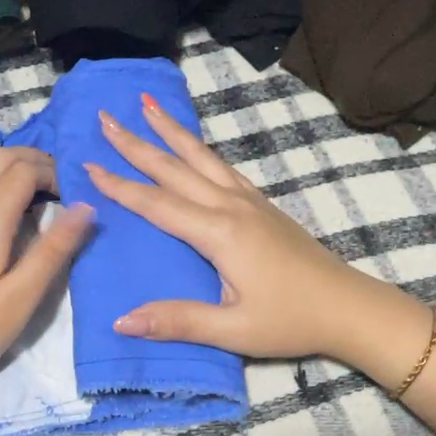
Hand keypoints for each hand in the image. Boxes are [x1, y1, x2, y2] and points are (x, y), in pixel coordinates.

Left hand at [0, 147, 93, 393]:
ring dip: (11, 163)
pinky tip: (4, 203)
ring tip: (36, 190)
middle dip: (35, 160)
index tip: (72, 197)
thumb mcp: (21, 298)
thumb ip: (54, 249)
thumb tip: (86, 208)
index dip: (54, 173)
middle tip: (60, 187)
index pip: (24, 169)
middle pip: (1, 156)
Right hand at [86, 96, 427, 367]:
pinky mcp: (261, 204)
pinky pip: (221, 166)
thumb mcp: (234, 331)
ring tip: (147, 105)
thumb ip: (178, 321)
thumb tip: (121, 320)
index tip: (88, 164)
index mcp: (218, 232)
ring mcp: (248, 200)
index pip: (157, 203)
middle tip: (105, 117)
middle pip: (174, 168)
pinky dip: (198, 148)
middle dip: (137, 142)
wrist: (348, 306)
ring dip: (170, 131)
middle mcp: (230, 205)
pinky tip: (191, 144)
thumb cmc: (291, 320)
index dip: (120, 185)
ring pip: (200, 157)